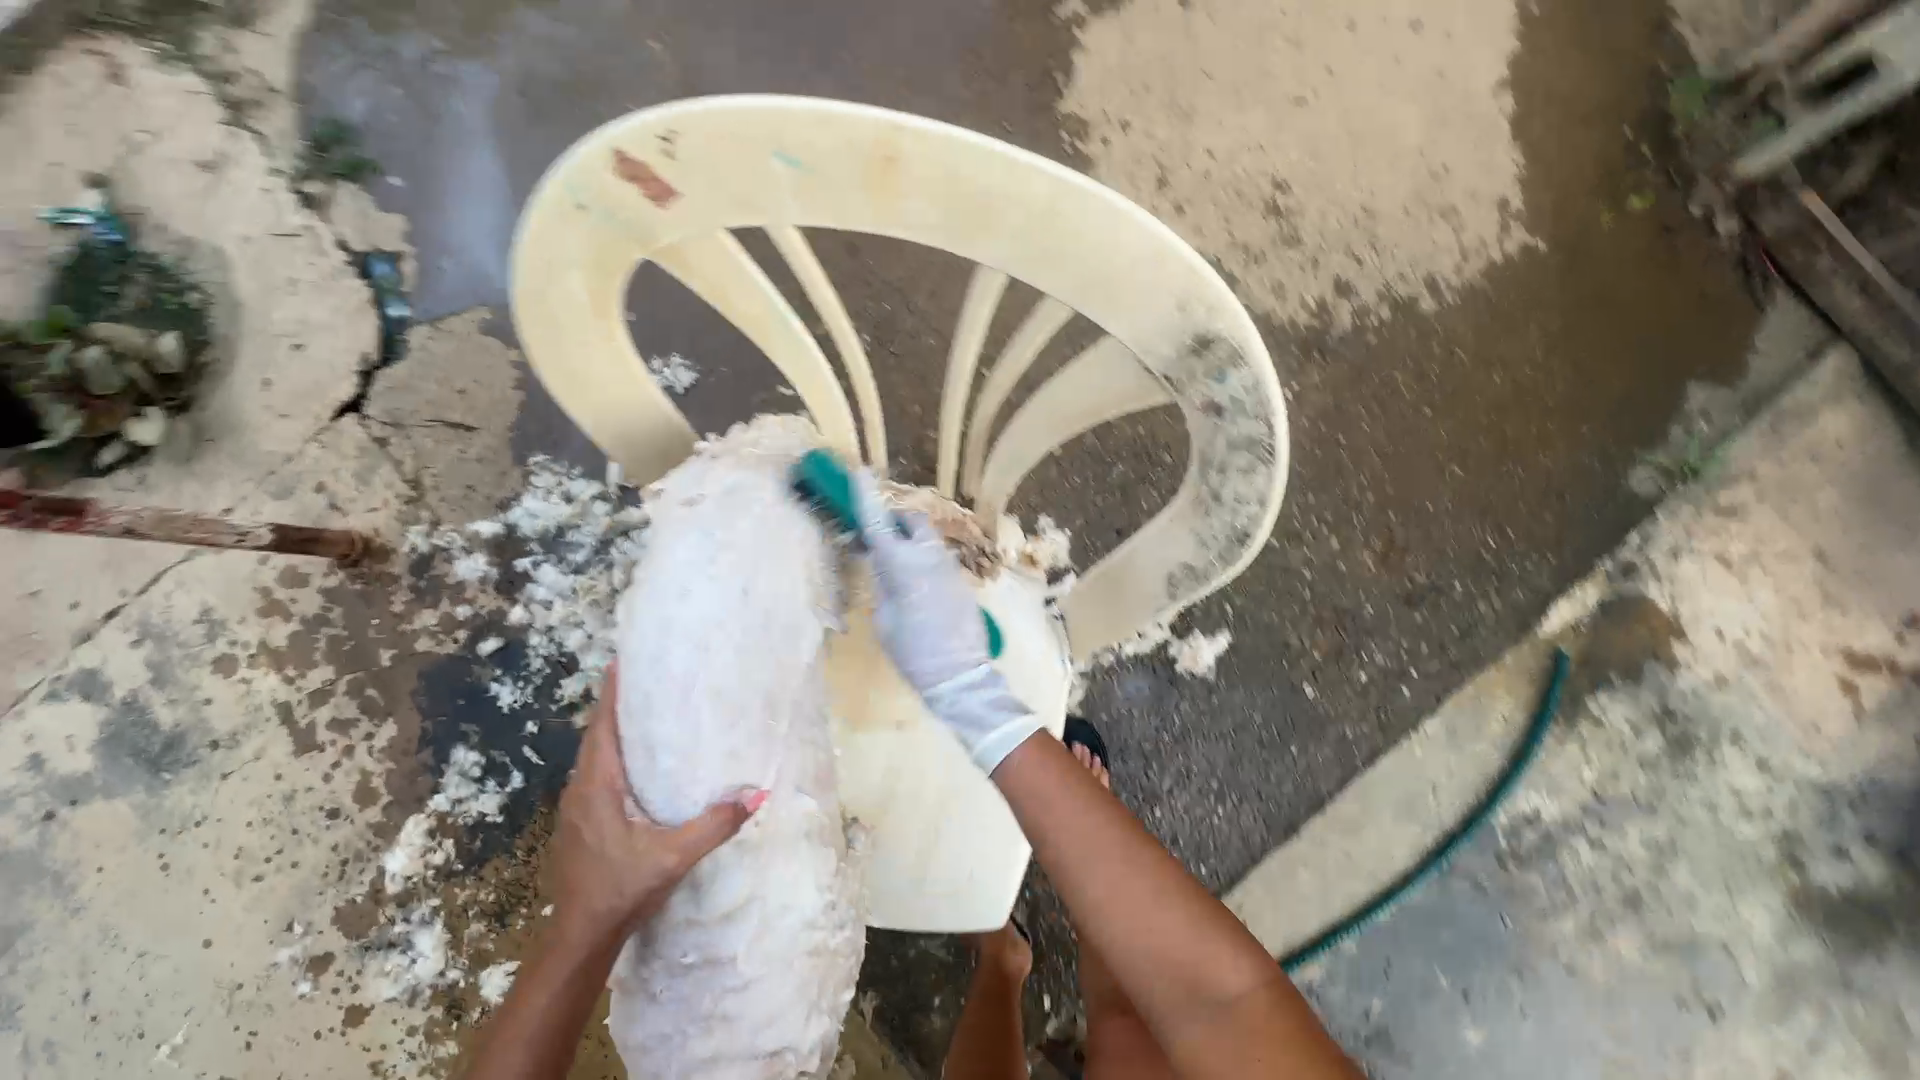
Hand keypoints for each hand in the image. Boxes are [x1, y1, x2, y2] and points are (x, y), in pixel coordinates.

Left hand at [549, 665, 766, 948]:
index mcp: (598, 786)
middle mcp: (581, 789)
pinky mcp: (580, 826)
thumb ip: (714, 825)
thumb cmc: (621, 889)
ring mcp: (576, 809)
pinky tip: (638, 768)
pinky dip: (614, 759)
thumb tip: (757, 793)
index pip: (602, 726)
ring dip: (615, 734)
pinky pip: (596, 777)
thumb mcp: (673, 856)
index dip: (611, 693)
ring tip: (648, 717)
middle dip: (618, 707)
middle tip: (649, 682)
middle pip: (597, 736)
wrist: (580, 936)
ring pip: (595, 758)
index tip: (621, 660)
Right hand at [852, 471, 1042, 772]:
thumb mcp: (884, 619)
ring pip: (928, 541)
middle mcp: (929, 558)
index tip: (860, 472)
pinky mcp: (961, 581)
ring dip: (911, 544)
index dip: (866, 497)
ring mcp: (949, 568)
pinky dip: (924, 562)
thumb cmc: (912, 652)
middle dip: (896, 524)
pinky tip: (918, 589)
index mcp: (902, 566)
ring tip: (897, 570)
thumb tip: (881, 564)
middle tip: (880, 542)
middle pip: (912, 523)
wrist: (960, 675)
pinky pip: (938, 560)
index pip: (879, 523)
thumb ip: (882, 584)